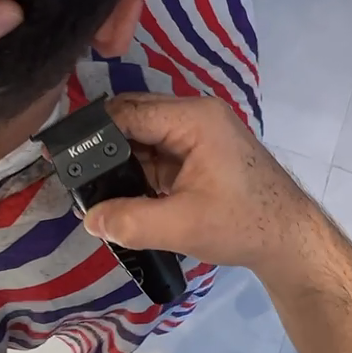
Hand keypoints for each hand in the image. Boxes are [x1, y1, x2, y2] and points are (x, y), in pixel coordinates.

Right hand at [82, 94, 323, 275]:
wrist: (290, 240)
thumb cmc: (242, 225)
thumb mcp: (181, 226)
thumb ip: (130, 221)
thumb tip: (89, 218)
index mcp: (193, 118)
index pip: (127, 112)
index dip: (93, 134)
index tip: (61, 156)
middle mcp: (194, 114)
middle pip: (133, 117)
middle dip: (104, 146)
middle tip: (74, 176)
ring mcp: (198, 132)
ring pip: (142, 136)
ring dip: (120, 160)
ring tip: (93, 188)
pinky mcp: (198, 152)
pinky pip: (155, 152)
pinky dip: (137, 170)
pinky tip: (120, 193)